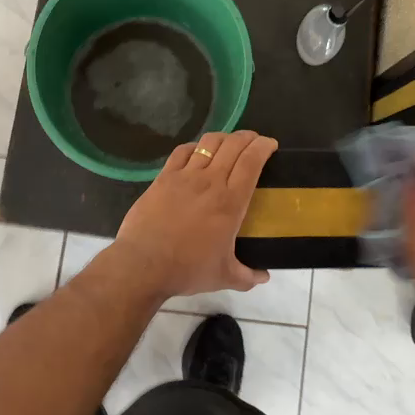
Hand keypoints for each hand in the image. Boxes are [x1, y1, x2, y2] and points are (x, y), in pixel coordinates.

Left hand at [107, 130, 277, 299]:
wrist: (143, 265)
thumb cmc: (188, 269)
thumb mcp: (224, 277)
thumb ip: (247, 276)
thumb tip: (264, 277)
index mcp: (230, 201)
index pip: (251, 161)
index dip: (264, 146)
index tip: (271, 145)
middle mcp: (210, 181)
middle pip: (233, 145)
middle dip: (248, 137)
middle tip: (254, 142)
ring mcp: (184, 176)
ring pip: (208, 143)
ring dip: (224, 138)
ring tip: (229, 143)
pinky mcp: (163, 178)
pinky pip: (182, 151)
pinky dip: (195, 146)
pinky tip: (197, 151)